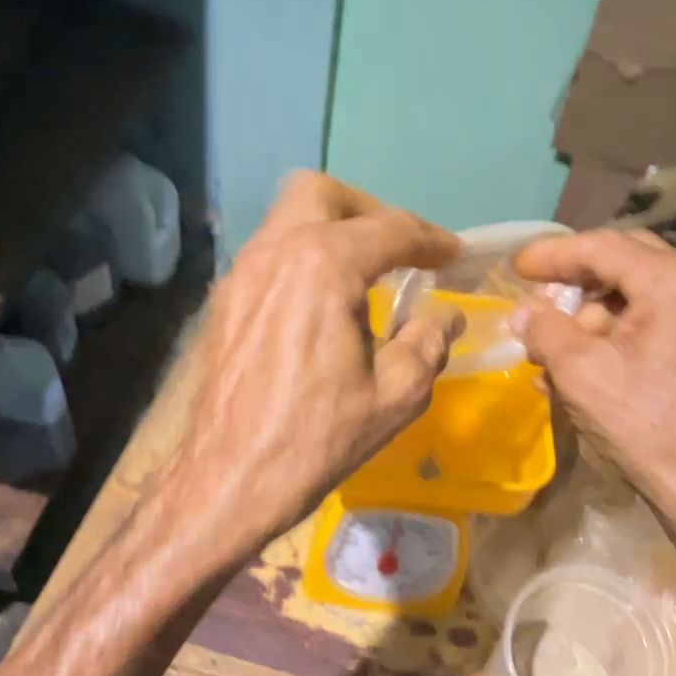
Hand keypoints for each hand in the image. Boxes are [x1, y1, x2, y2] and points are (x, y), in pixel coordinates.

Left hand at [163, 171, 460, 546]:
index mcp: (323, 266)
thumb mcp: (395, 396)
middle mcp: (274, 253)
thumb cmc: (318, 440)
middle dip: (366, 211)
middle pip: (320, 194)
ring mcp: (240, 277)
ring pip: (285, 221)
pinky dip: (299, 263)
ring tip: (360, 280)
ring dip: (328, 233)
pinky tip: (318, 310)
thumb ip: (428, 342)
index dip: (429, 239)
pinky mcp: (222, 306)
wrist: (229, 480)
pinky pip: (267, 258)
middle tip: (395, 251)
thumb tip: (445, 315)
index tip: (452, 256)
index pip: (389, 229)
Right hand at [510, 230, 675, 536]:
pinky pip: (652, 320)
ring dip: (589, 317)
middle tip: (535, 302)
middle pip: (623, 264)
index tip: (516, 266)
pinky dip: (613, 335)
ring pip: (635, 295)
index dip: (553, 256)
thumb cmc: (643, 424)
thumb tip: (521, 313)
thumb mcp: (581, 373)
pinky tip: (578, 365)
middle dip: (573, 286)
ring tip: (549, 351)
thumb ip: (545, 331)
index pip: (604, 247)